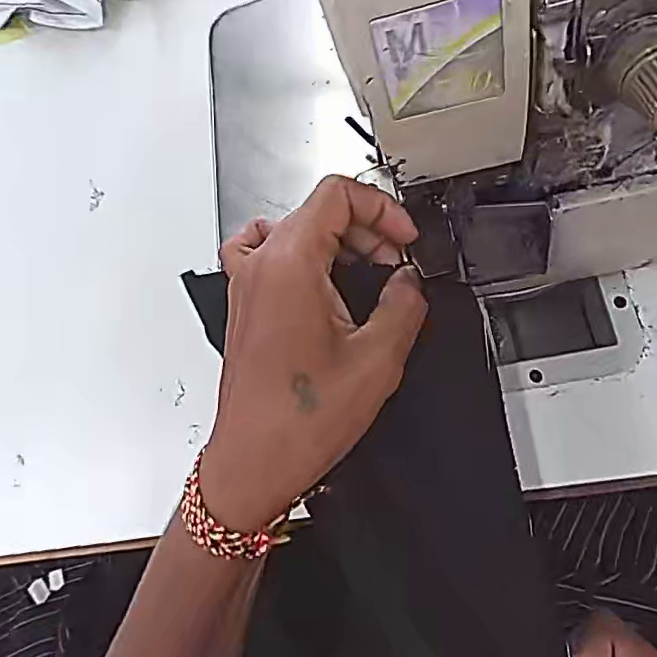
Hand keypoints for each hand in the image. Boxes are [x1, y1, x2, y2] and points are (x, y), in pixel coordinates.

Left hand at [198, 175, 428, 531]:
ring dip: (340, 243)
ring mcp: (247, 283)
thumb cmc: (298, 421)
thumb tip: (410, 282)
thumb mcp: (378, 358)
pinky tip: (324, 282)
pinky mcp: (246, 303)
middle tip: (396, 266)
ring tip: (367, 276)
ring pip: (299, 228)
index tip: (403, 239)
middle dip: (369, 230)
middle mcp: (261, 265)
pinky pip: (270, 254)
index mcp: (290, 264)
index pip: (338, 194)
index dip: (382, 208)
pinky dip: (303, 255)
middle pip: (321, 210)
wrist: (254, 461)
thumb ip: (405, 304)